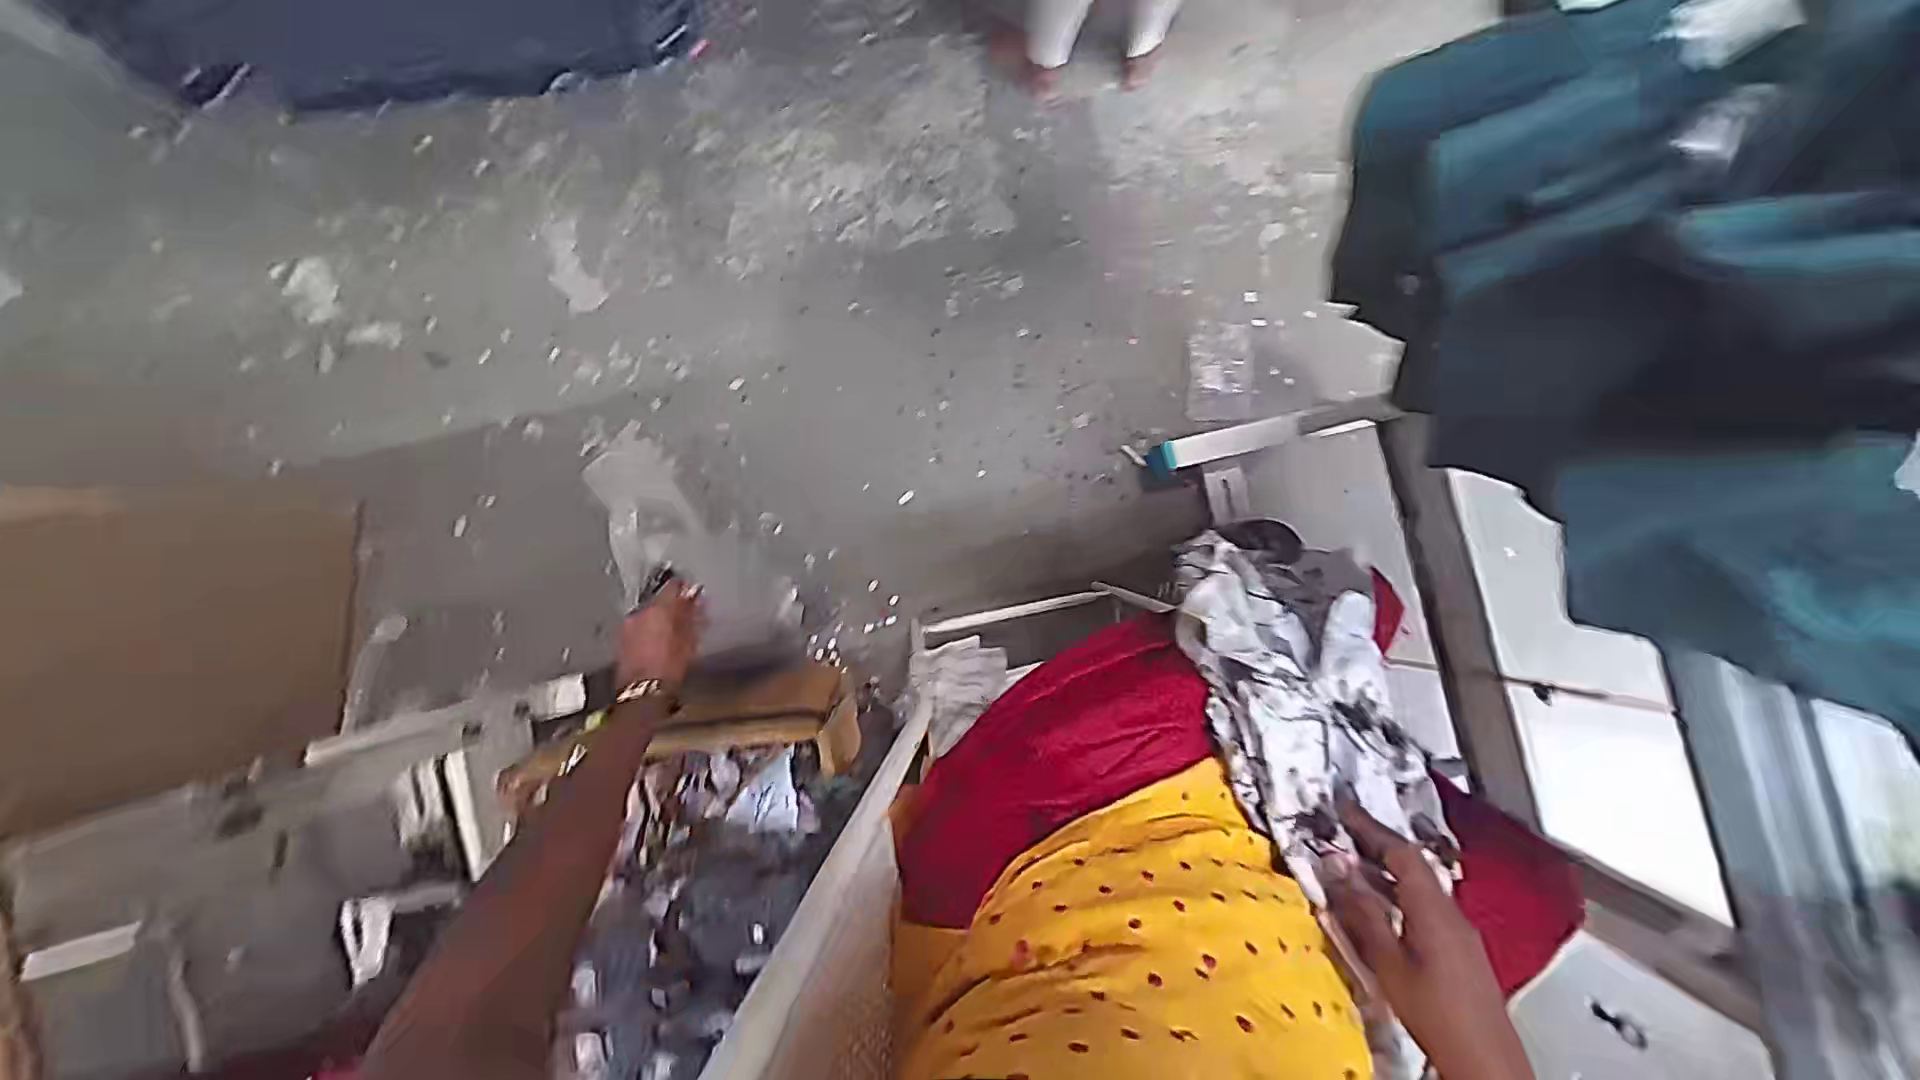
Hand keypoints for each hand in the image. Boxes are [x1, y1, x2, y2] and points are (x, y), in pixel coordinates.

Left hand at [615, 580, 702, 690]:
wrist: (644, 692)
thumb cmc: (671, 666)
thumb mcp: (690, 639)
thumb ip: (692, 614)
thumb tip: (695, 598)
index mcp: (659, 609)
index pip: (673, 587)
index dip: (685, 589)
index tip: (692, 594)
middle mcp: (640, 613)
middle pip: (659, 601)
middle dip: (672, 607)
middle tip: (686, 617)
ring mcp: (628, 627)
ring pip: (648, 615)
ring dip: (660, 620)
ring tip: (672, 633)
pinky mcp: (621, 641)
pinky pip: (639, 627)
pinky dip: (649, 630)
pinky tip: (659, 643)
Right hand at [1325, 793, 1534, 1079]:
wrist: (1487, 1064)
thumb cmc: (1433, 1011)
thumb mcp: (1386, 960)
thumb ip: (1361, 909)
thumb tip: (1335, 865)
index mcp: (1434, 909)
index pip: (1402, 853)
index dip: (1371, 827)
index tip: (1342, 809)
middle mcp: (1451, 912)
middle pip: (1413, 864)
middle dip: (1376, 844)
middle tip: (1342, 829)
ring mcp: (1460, 930)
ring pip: (1419, 884)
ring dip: (1385, 869)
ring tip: (1351, 862)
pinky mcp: (1460, 948)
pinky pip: (1424, 902)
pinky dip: (1397, 890)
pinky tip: (1378, 901)